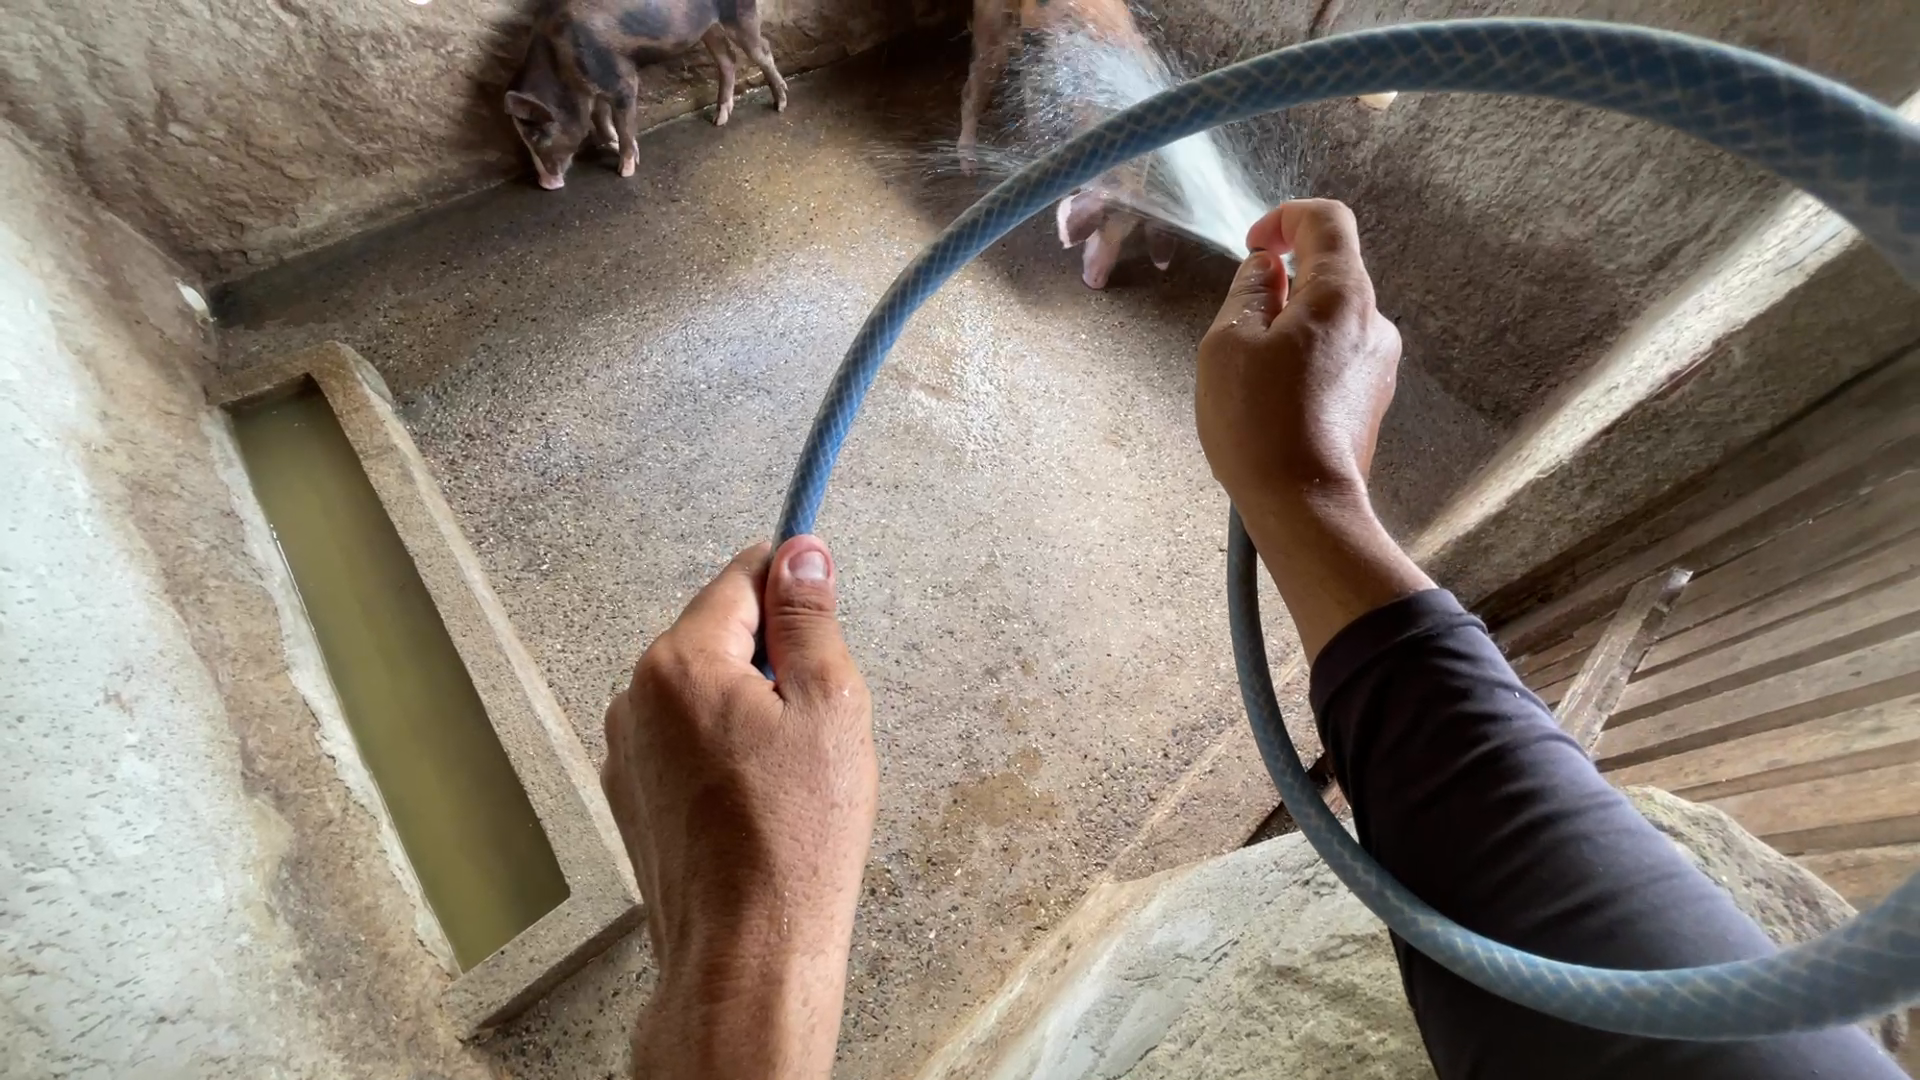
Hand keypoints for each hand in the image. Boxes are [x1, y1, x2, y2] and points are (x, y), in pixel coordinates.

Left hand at [603, 536, 875, 1079]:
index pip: (742, 577)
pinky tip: (759, 790)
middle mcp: (638, 694)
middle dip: (775, 651)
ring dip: (751, 697)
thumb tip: (803, 553)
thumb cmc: (799, 830)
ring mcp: (627, 746)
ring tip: (791, 761)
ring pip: (706, 683)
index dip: (791, 580)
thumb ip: (810, 618)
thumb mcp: (829, 703)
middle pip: (721, 630)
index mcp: (683, 661)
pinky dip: (726, 737)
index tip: (823, 596)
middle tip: (818, 710)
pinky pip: (687, 731)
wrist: (747, 953)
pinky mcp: (633, 790)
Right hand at [1195, 199, 1401, 517]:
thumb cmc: (1255, 421)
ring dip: (1288, 333)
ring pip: (1327, 324)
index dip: (1284, 219)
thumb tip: (1266, 270)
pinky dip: (1302, 364)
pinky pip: (1334, 360)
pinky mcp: (1373, 400)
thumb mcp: (1227, 346)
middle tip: (1236, 337)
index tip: (1252, 248)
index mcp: (1340, 294)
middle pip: (1327, 277)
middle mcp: (1373, 320)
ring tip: (1250, 385)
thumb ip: (1248, 293)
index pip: (1325, 220)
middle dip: (1279, 291)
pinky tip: (1274, 408)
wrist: (1303, 504)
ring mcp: (1380, 364)